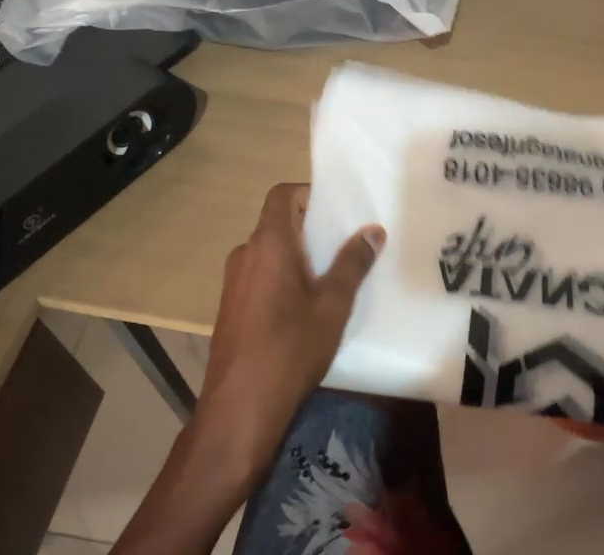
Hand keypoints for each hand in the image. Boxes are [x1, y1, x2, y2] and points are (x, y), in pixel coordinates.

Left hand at [114, 184, 382, 554]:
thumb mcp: (332, 306)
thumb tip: (372, 231)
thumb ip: (352, 264)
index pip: (283, 195)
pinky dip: (284, 280)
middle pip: (278, 224)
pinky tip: (308, 309)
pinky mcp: (231, 309)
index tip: (339, 212)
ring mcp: (234, 283)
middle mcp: (245, 254)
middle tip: (347, 246)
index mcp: (268, 243)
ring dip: (299, 258)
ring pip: (270, 254)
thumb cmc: (290, 349)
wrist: (239, 409)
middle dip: (312, 230)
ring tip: (334, 278)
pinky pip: (261, 278)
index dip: (310, 195)